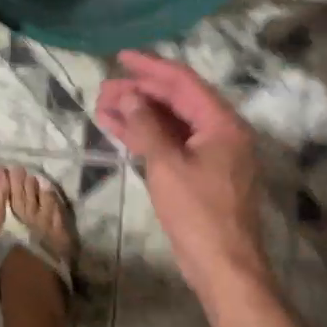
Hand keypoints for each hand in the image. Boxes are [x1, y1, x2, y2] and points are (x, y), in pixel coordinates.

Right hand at [95, 50, 269, 301]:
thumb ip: (145, 125)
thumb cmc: (199, 213)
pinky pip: (171, 142)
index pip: (183, 82)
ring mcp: (213, 154)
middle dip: (139, 93)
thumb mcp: (167, 164)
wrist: (225, 269)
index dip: (150, 66)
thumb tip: (128, 97)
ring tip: (102, 107)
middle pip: (176, 100)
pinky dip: (145, 134)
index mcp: (223, 124)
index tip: (121, 57)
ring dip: (138, 113)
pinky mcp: (202, 174)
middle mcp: (222, 133)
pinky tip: (117, 129)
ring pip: (171, 122)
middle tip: (103, 91)